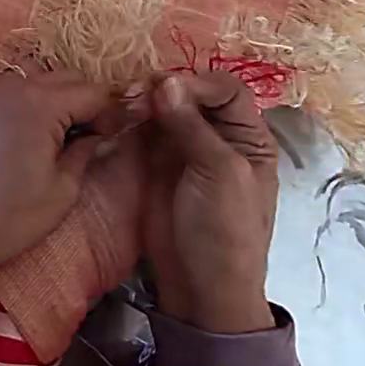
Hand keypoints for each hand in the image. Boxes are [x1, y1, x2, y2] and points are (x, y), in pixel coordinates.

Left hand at [0, 72, 117, 279]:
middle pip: (63, 77)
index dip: (110, 112)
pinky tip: (17, 133)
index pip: (93, 91)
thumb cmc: (13, 214)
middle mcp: (12, 86)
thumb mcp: (64, 188)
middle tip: (87, 134)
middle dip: (82, 99)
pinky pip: (1, 93)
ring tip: (53, 132)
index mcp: (42, 103)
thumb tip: (102, 135)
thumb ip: (87, 150)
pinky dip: (18, 104)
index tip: (111, 135)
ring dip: (49, 97)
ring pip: (31, 79)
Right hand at [140, 72, 280, 333]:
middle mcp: (214, 135)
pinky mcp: (150, 160)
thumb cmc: (225, 232)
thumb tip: (165, 81)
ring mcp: (180, 147)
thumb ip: (192, 127)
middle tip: (135, 94)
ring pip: (160, 107)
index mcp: (247, 137)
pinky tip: (117, 117)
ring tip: (123, 105)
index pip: (225, 90)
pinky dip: (127, 117)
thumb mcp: (220, 175)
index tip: (167, 88)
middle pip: (188, 93)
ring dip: (141, 100)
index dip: (198, 83)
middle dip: (163, 88)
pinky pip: (139, 128)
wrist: (198, 284)